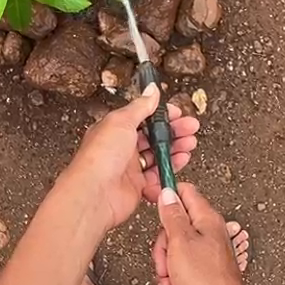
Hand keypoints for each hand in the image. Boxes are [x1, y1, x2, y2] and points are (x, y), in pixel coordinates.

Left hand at [56, 85, 198, 231]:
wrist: (94, 194)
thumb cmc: (100, 157)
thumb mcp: (121, 121)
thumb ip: (140, 106)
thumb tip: (151, 90)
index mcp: (116, 129)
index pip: (143, 118)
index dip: (162, 115)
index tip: (178, 113)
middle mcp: (122, 148)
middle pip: (154, 137)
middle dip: (174, 132)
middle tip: (190, 129)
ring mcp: (130, 167)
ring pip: (158, 156)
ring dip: (175, 150)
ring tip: (189, 145)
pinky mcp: (137, 186)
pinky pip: (157, 177)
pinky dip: (170, 171)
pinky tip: (179, 164)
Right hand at [155, 183, 263, 284]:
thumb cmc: (207, 283)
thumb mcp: (181, 242)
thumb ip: (172, 216)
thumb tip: (168, 193)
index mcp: (207, 221)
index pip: (185, 194)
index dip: (166, 195)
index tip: (151, 200)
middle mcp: (207, 238)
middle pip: (172, 229)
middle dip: (162, 249)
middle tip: (166, 261)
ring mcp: (203, 259)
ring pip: (171, 256)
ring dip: (165, 273)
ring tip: (172, 284)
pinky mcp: (198, 279)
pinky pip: (176, 276)